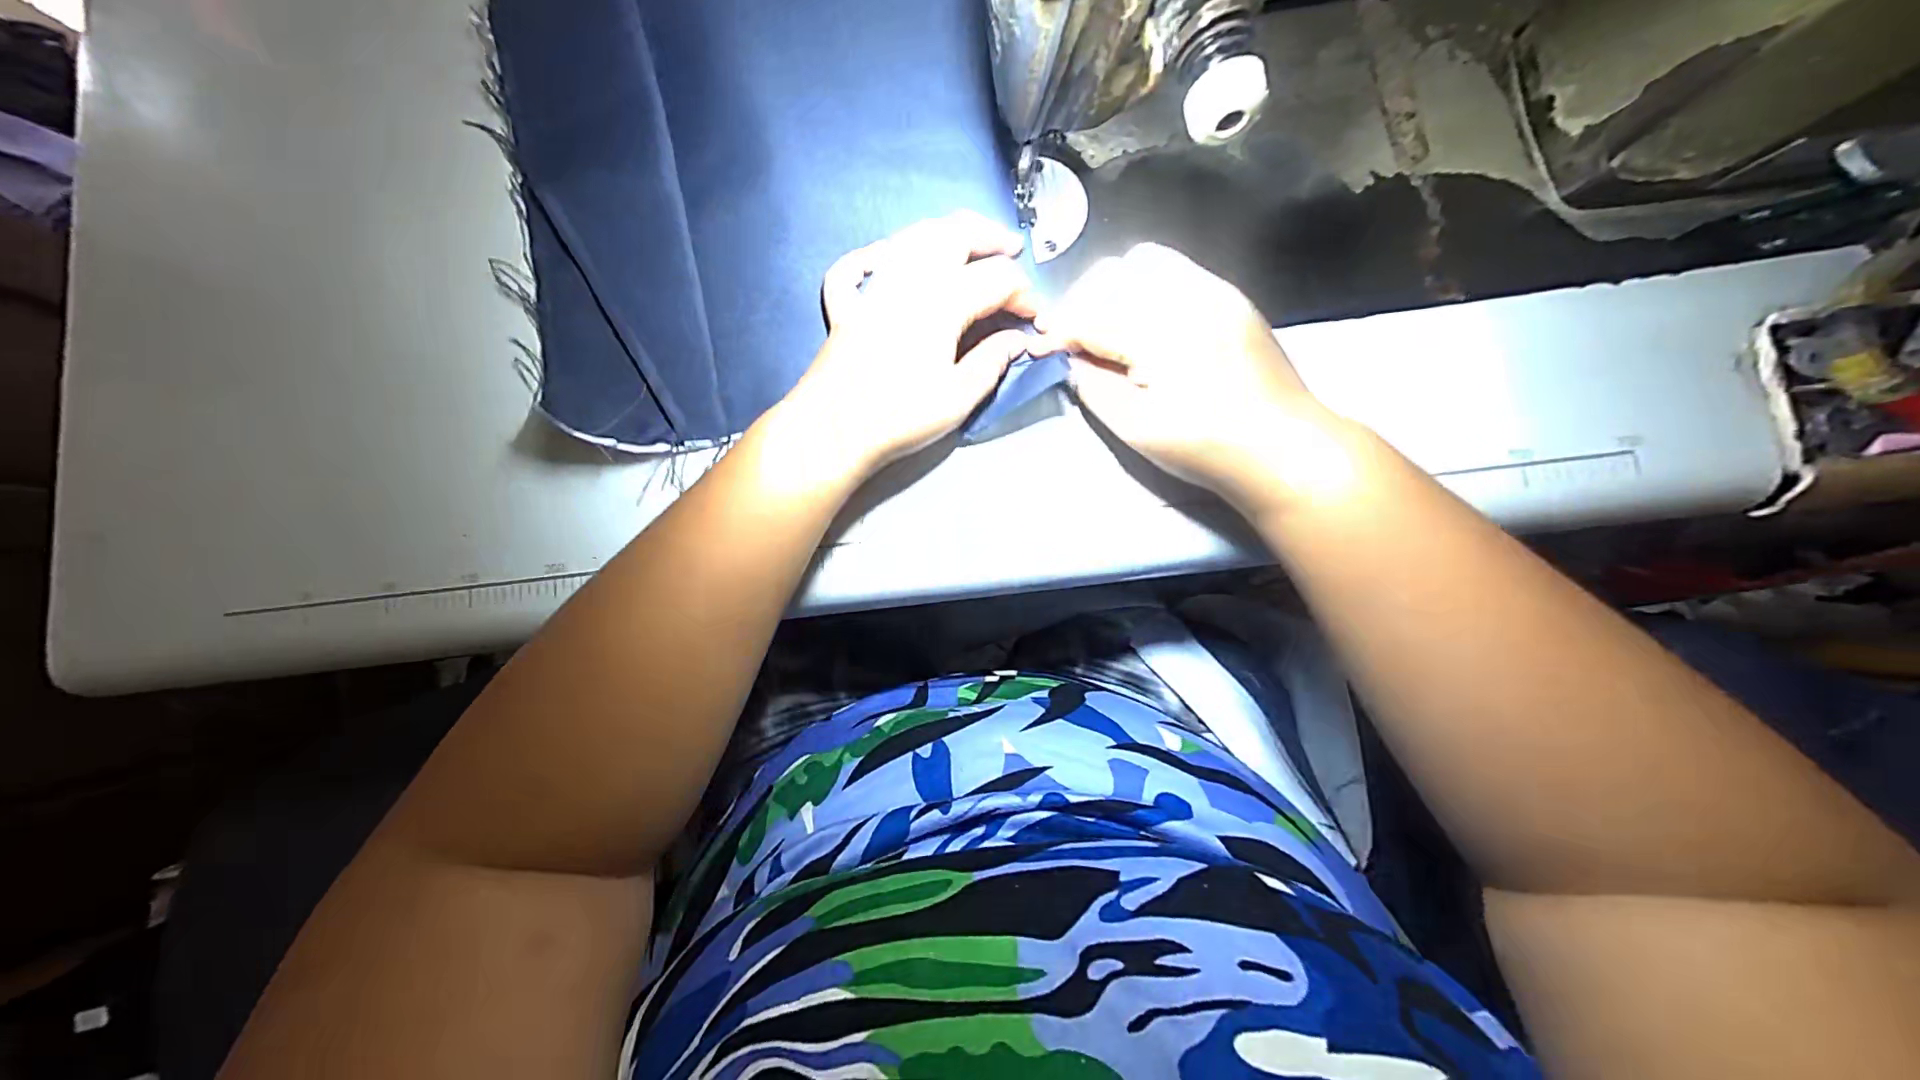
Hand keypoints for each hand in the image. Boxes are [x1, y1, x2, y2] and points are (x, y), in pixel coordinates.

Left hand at [766, 212, 1040, 480]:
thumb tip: (1017, 341)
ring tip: (967, 243)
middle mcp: (908, 280)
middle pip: (954, 234)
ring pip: (912, 237)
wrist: (832, 430)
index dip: (1023, 293)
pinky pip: (859, 263)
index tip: (1033, 316)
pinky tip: (890, 257)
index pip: (996, 279)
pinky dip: (878, 253)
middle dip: (989, 236)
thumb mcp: (958, 397)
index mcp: (942, 302)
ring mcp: (873, 287)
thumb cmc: (898, 418)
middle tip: (1012, 247)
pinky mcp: (847, 305)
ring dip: (945, 232)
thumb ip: (992, 362)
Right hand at [1034, 243, 1355, 513]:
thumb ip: (1092, 384)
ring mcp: (1212, 289)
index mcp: (1158, 333)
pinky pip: (1175, 268)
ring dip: (1112, 288)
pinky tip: (1143, 317)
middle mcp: (1184, 295)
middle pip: (1109, 276)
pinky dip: (1145, 284)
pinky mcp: (1229, 295)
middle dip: (1081, 304)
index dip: (1057, 331)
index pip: (1088, 317)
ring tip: (1108, 324)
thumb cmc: (1204, 446)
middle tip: (1073, 339)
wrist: (1283, 445)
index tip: (1040, 346)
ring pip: (1142, 262)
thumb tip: (1071, 356)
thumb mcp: (1134, 426)